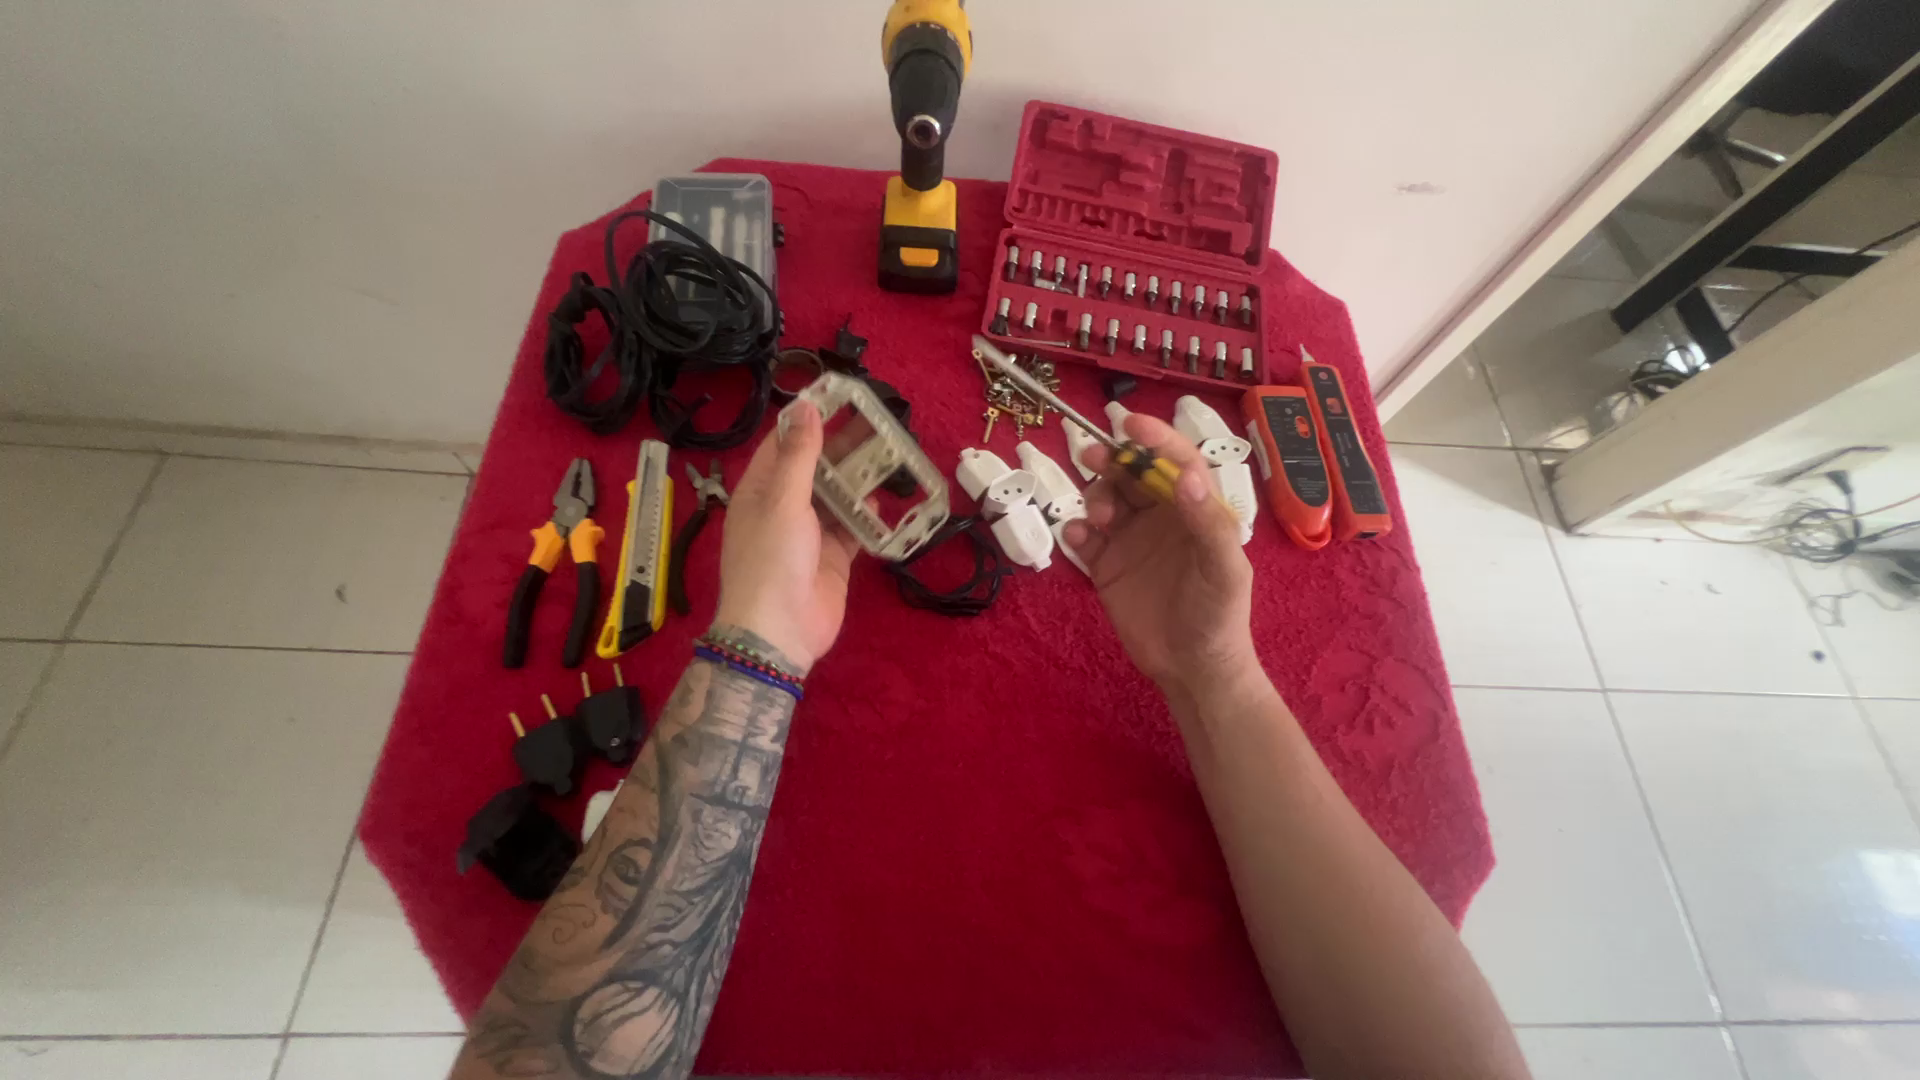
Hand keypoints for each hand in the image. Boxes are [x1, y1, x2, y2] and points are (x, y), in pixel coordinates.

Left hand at [711, 401, 861, 672]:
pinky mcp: (833, 559)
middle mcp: (783, 509)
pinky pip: (852, 531)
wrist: (780, 631)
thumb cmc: (772, 559)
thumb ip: (799, 455)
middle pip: (815, 470)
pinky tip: (882, 503)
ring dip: (858, 481)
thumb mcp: (782, 500)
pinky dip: (866, 518)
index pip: (782, 446)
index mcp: (759, 491)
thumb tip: (806, 406)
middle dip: (843, 450)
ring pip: (837, 499)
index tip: (839, 400)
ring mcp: (809, 535)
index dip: (808, 422)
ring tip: (888, 456)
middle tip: (878, 425)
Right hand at [1064, 413, 1256, 696]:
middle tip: (1092, 457)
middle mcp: (1160, 517)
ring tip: (1099, 520)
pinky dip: (1076, 530)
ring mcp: (1130, 540)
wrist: (1191, 668)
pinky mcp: (1105, 566)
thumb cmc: (1218, 615)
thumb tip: (1185, 476)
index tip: (1128, 423)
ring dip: (1095, 495)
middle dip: (1112, 458)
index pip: (1175, 461)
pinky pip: (1084, 537)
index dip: (1154, 438)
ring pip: (1104, 497)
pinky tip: (1080, 540)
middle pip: (1132, 472)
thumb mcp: (1223, 569)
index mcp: (1194, 509)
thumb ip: (1208, 521)